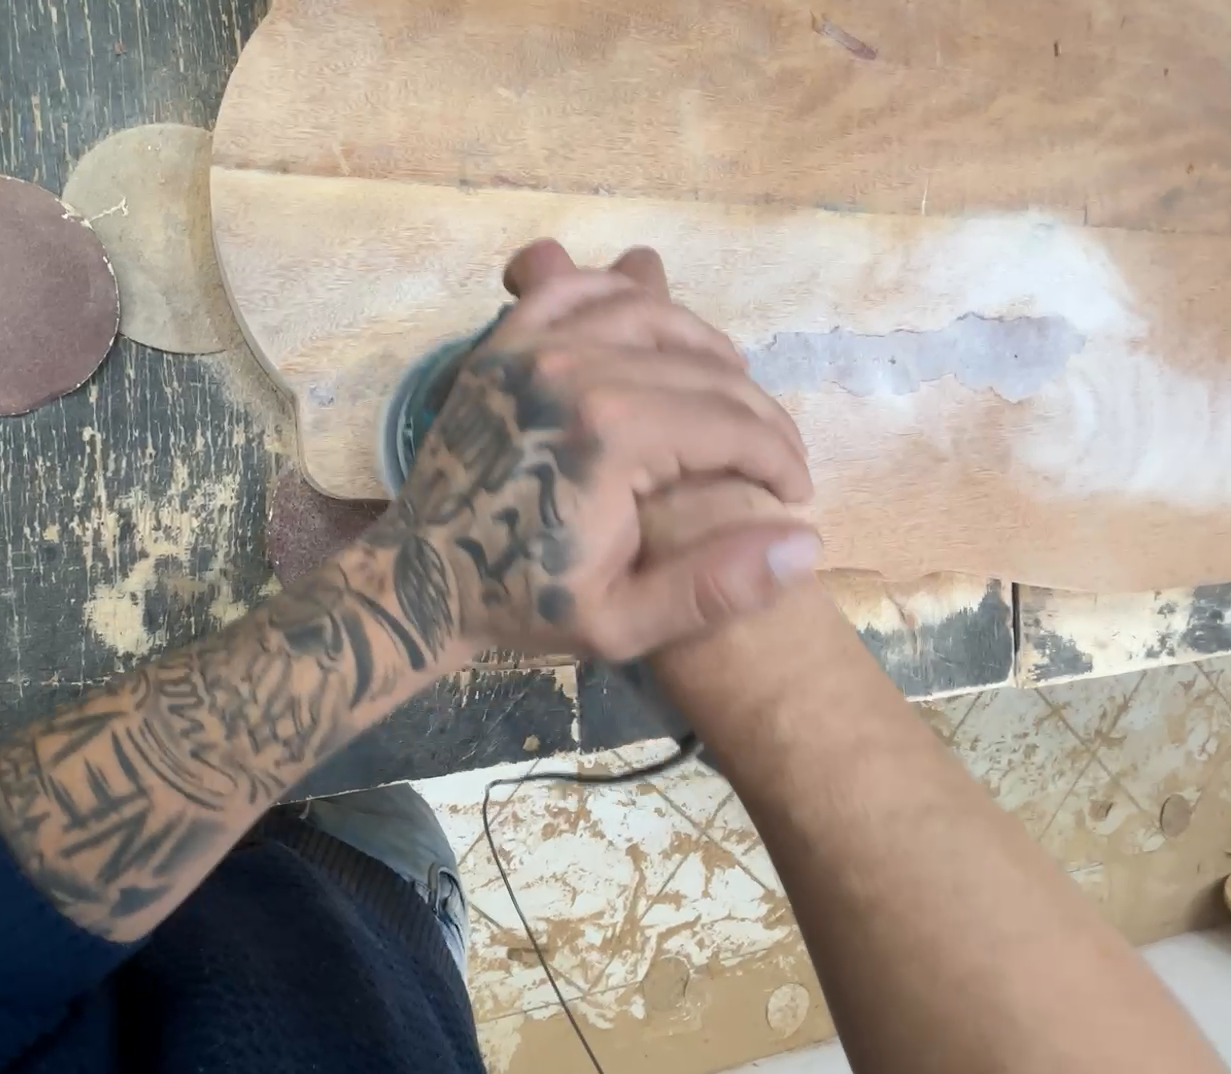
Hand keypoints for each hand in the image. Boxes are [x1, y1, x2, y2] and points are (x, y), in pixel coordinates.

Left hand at [366, 240, 823, 661]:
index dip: (780, 458)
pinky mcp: (501, 348)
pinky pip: (575, 294)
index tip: (794, 491)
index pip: (733, 425)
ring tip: (730, 388)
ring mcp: (532, 350)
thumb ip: (715, 588)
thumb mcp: (620, 623)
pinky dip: (622, 297)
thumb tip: (807, 543)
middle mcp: (577, 371)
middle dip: (757, 413)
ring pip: (652, 318)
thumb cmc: (520, 604)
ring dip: (706, 350)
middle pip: (703, 370)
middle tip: (772, 454)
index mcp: (613, 437)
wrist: (423, 579)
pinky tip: (650, 321)